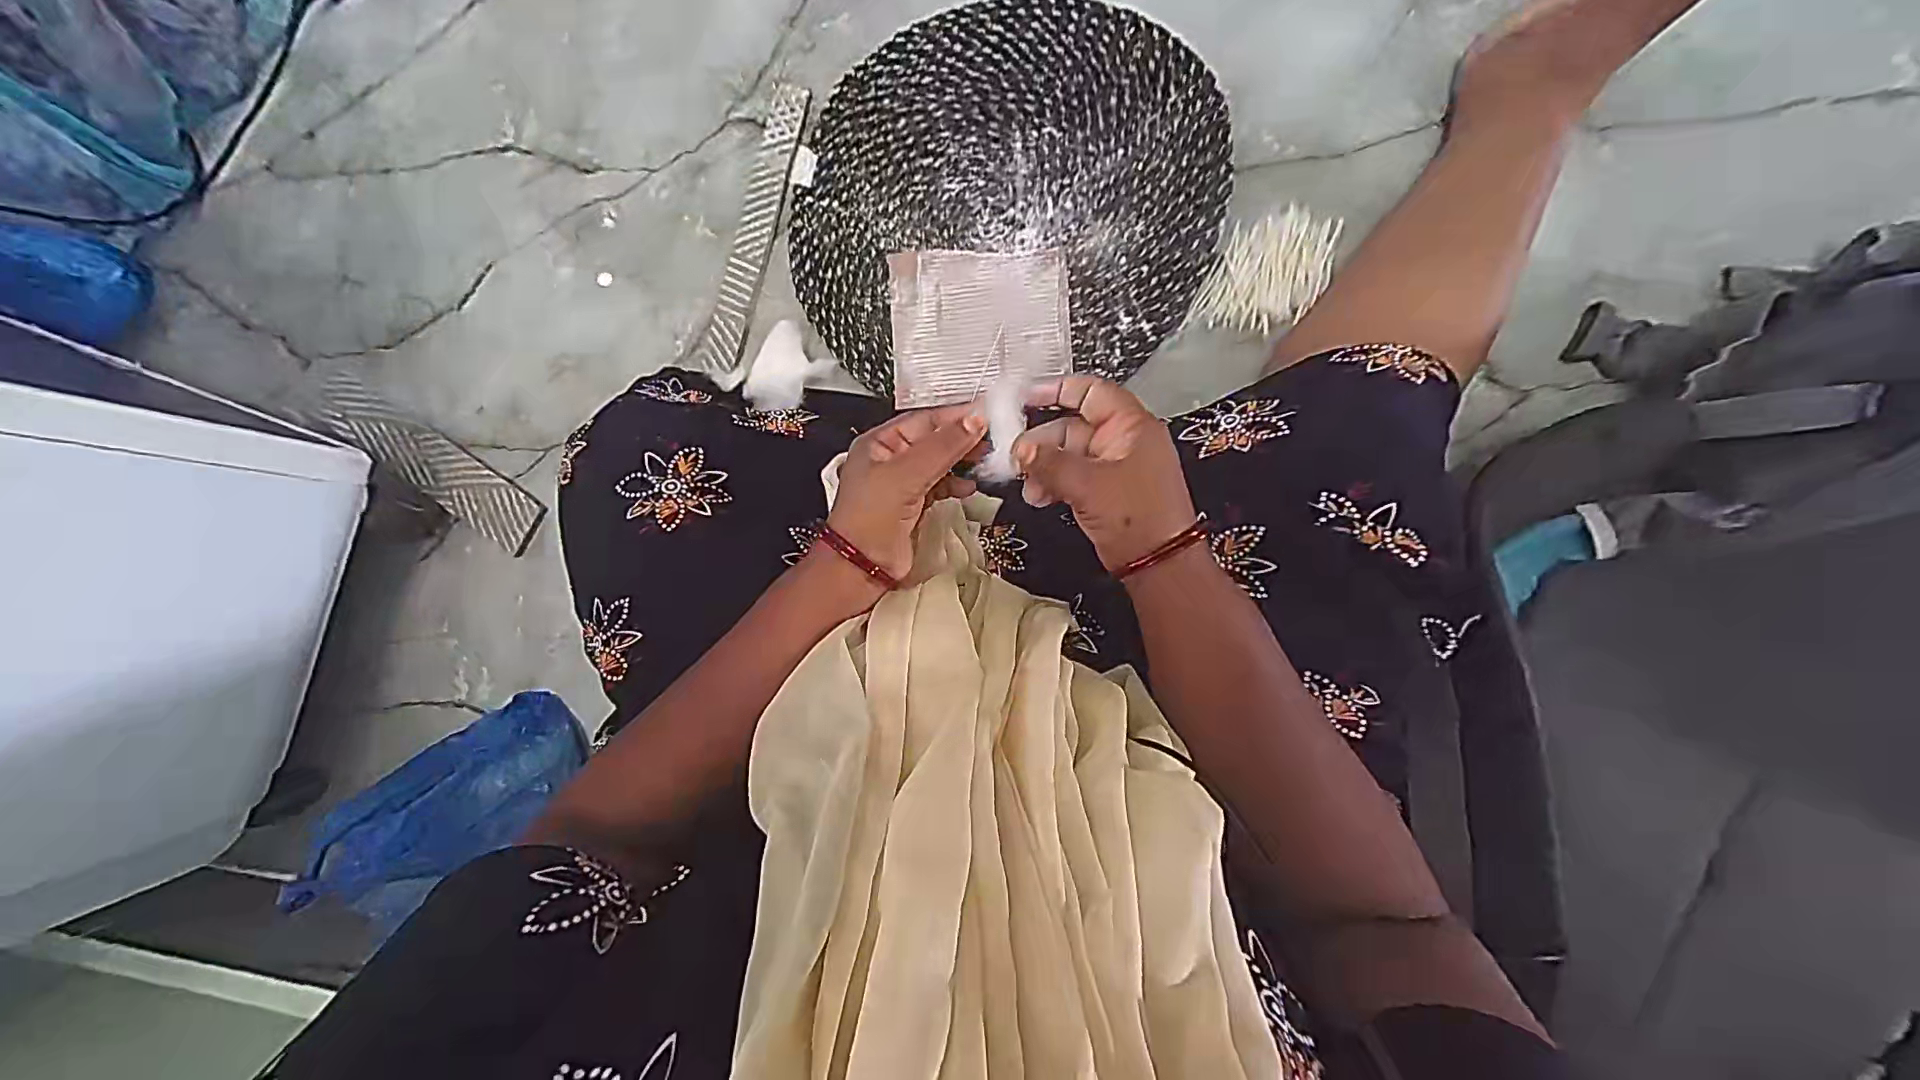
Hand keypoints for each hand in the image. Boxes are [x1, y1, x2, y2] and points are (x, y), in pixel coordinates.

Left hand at [828, 403, 987, 579]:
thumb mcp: (906, 474)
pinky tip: (969, 486)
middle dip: (963, 438)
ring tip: (984, 459)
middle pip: (935, 439)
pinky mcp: (914, 505)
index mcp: (880, 442)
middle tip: (992, 437)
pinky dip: (956, 484)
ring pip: (940, 463)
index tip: (985, 415)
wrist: (861, 567)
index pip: (925, 419)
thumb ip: (943, 447)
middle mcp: (890, 460)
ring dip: (963, 461)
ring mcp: (903, 484)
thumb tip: (973, 421)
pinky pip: (941, 486)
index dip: (956, 416)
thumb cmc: (868, 519)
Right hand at [1014, 376, 1198, 571]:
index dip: (1057, 390)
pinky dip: (1053, 484)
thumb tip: (1021, 449)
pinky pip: (1072, 477)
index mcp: (1130, 426)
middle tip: (1017, 457)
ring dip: (1043, 468)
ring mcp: (1113, 468)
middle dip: (1042, 443)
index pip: (1091, 392)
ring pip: (1068, 456)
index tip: (1025, 397)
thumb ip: (1050, 462)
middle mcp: (1122, 442)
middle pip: (1072, 427)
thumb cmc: (1138, 517)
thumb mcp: (1088, 484)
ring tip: (1028, 485)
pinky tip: (1038, 497)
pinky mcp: (1105, 491)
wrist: (1159, 564)